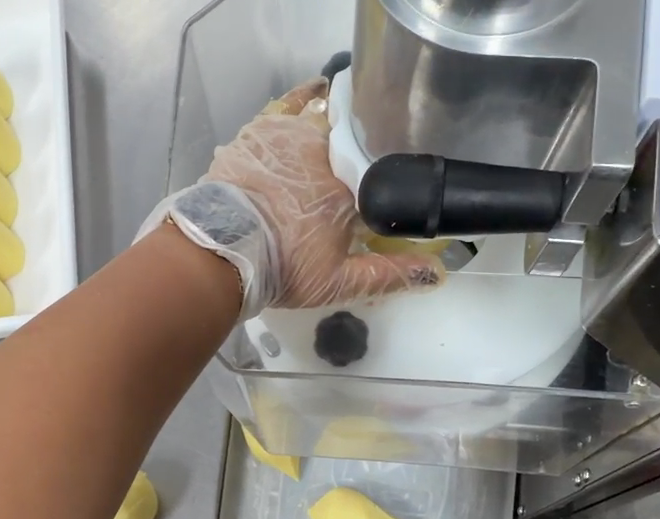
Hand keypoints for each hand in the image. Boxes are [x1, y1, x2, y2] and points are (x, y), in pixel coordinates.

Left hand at [204, 79, 444, 310]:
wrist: (222, 253)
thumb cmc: (283, 269)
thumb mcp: (339, 282)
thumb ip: (389, 274)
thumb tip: (436, 274)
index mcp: (352, 190)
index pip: (381, 180)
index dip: (383, 190)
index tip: (378, 203)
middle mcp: (329, 154)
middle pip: (355, 149)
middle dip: (357, 161)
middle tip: (351, 179)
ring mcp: (295, 136)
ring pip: (327, 123)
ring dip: (335, 131)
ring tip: (336, 145)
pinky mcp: (263, 129)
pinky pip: (293, 102)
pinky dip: (308, 99)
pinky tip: (317, 95)